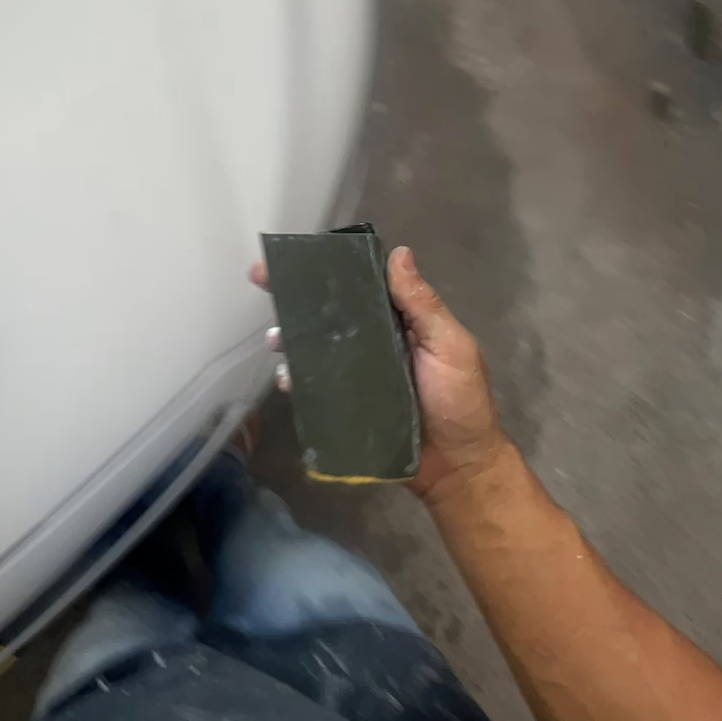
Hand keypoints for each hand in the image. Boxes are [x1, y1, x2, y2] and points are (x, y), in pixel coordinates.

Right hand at [254, 245, 509, 504]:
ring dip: (289, 337)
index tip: (296, 253)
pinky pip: (313, 386)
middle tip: (261, 278)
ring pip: (313, 347)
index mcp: (397, 321)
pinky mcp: (343, 404)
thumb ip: (423, 304)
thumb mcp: (449, 346)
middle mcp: (371, 342)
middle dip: (293, 295)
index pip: (358, 285)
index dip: (328, 268)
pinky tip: (287, 378)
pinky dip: (296, 378)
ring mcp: (355, 374)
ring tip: (276, 339)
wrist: (458, 468)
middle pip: (327, 313)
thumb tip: (399, 252)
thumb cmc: (460, 402)